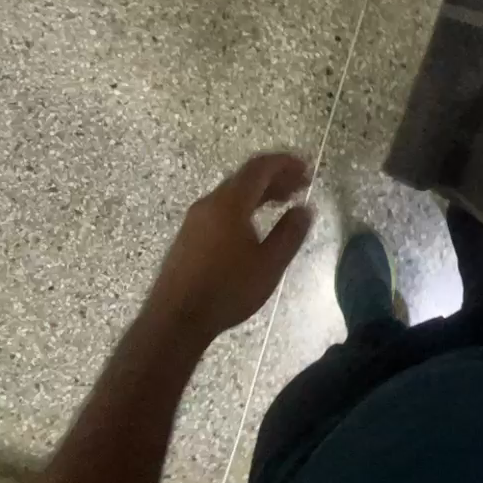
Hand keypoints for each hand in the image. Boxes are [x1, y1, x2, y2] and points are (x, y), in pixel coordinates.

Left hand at [147, 153, 314, 345]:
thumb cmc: (228, 290)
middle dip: (276, 177)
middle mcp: (210, 203)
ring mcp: (195, 219)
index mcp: (230, 203)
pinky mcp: (189, 235)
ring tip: (283, 203)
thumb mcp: (269, 264)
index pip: (260, 167)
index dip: (285, 163)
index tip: (307, 168)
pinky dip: (245, 206)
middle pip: (246, 177)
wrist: (175, 320)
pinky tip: (255, 225)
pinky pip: (222, 208)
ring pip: (233, 193)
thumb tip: (305, 208)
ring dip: (260, 193)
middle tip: (301, 185)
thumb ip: (290, 233)